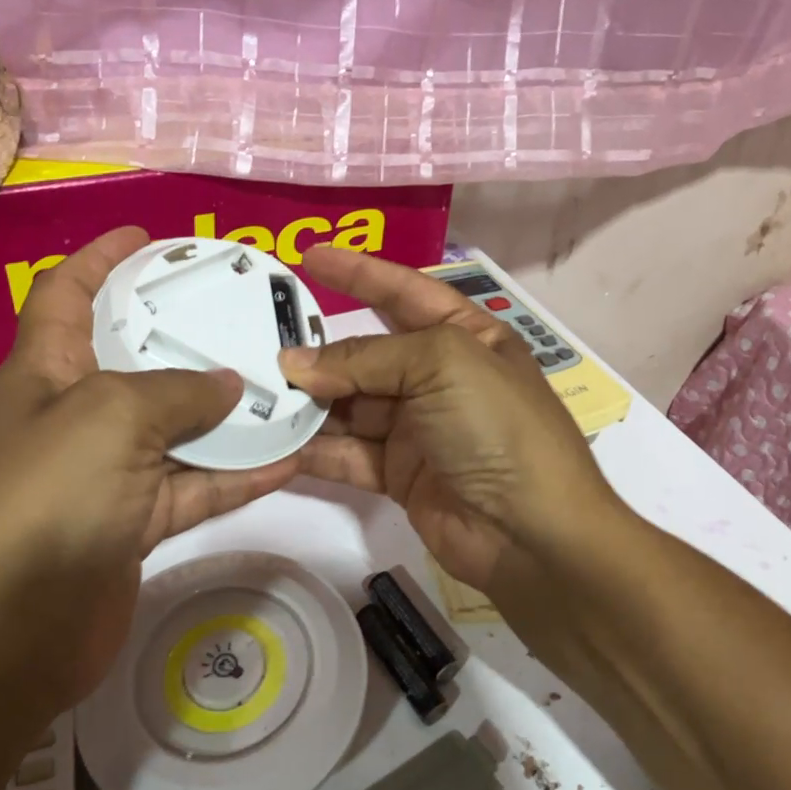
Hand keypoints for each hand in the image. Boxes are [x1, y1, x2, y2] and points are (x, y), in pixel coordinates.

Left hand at [0, 227, 299, 701]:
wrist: (5, 633)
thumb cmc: (45, 494)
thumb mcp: (112, 416)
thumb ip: (178, 392)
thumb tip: (230, 385)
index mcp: (43, 371)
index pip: (65, 294)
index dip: (99, 258)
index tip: (146, 236)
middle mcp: (72, 415)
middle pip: (131, 360)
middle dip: (181, 335)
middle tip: (240, 313)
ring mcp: (104, 474)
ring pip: (174, 428)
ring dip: (227, 413)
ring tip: (285, 385)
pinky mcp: (133, 525)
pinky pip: (193, 486)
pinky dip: (236, 473)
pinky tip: (288, 457)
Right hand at [279, 247, 624, 591]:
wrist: (531, 533)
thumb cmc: (497, 426)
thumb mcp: (441, 365)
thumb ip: (364, 359)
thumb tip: (295, 364)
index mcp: (465, 336)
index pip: (404, 291)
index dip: (358, 272)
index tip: (307, 256)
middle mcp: (441, 377)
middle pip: (368, 354)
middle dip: (320, 351)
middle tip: (261, 344)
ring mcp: (420, 428)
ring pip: (351, 406)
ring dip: (309, 403)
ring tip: (258, 394)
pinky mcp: (400, 474)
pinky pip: (349, 453)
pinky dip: (314, 449)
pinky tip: (273, 443)